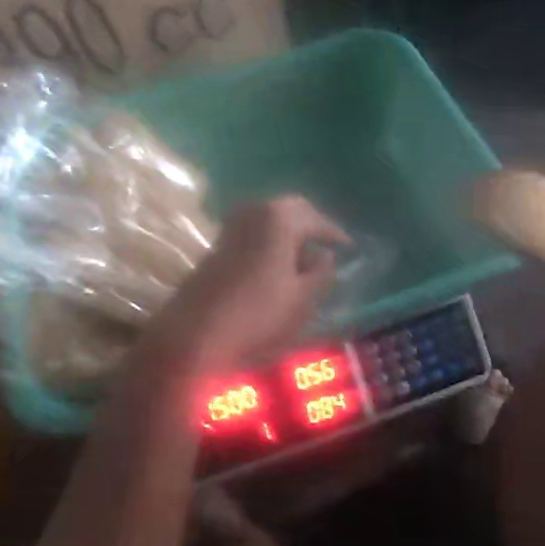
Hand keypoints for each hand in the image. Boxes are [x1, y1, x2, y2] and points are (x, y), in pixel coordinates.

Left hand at [150, 195, 349, 368]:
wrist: (195, 335)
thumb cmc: (258, 316)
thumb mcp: (303, 300)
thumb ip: (322, 273)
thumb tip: (325, 255)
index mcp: (280, 219)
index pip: (317, 220)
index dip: (335, 235)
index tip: (350, 247)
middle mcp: (254, 213)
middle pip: (291, 210)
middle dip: (311, 225)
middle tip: (328, 245)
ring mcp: (231, 228)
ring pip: (269, 220)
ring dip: (289, 233)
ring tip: (305, 256)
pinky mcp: (216, 247)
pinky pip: (254, 234)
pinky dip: (270, 242)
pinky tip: (278, 265)